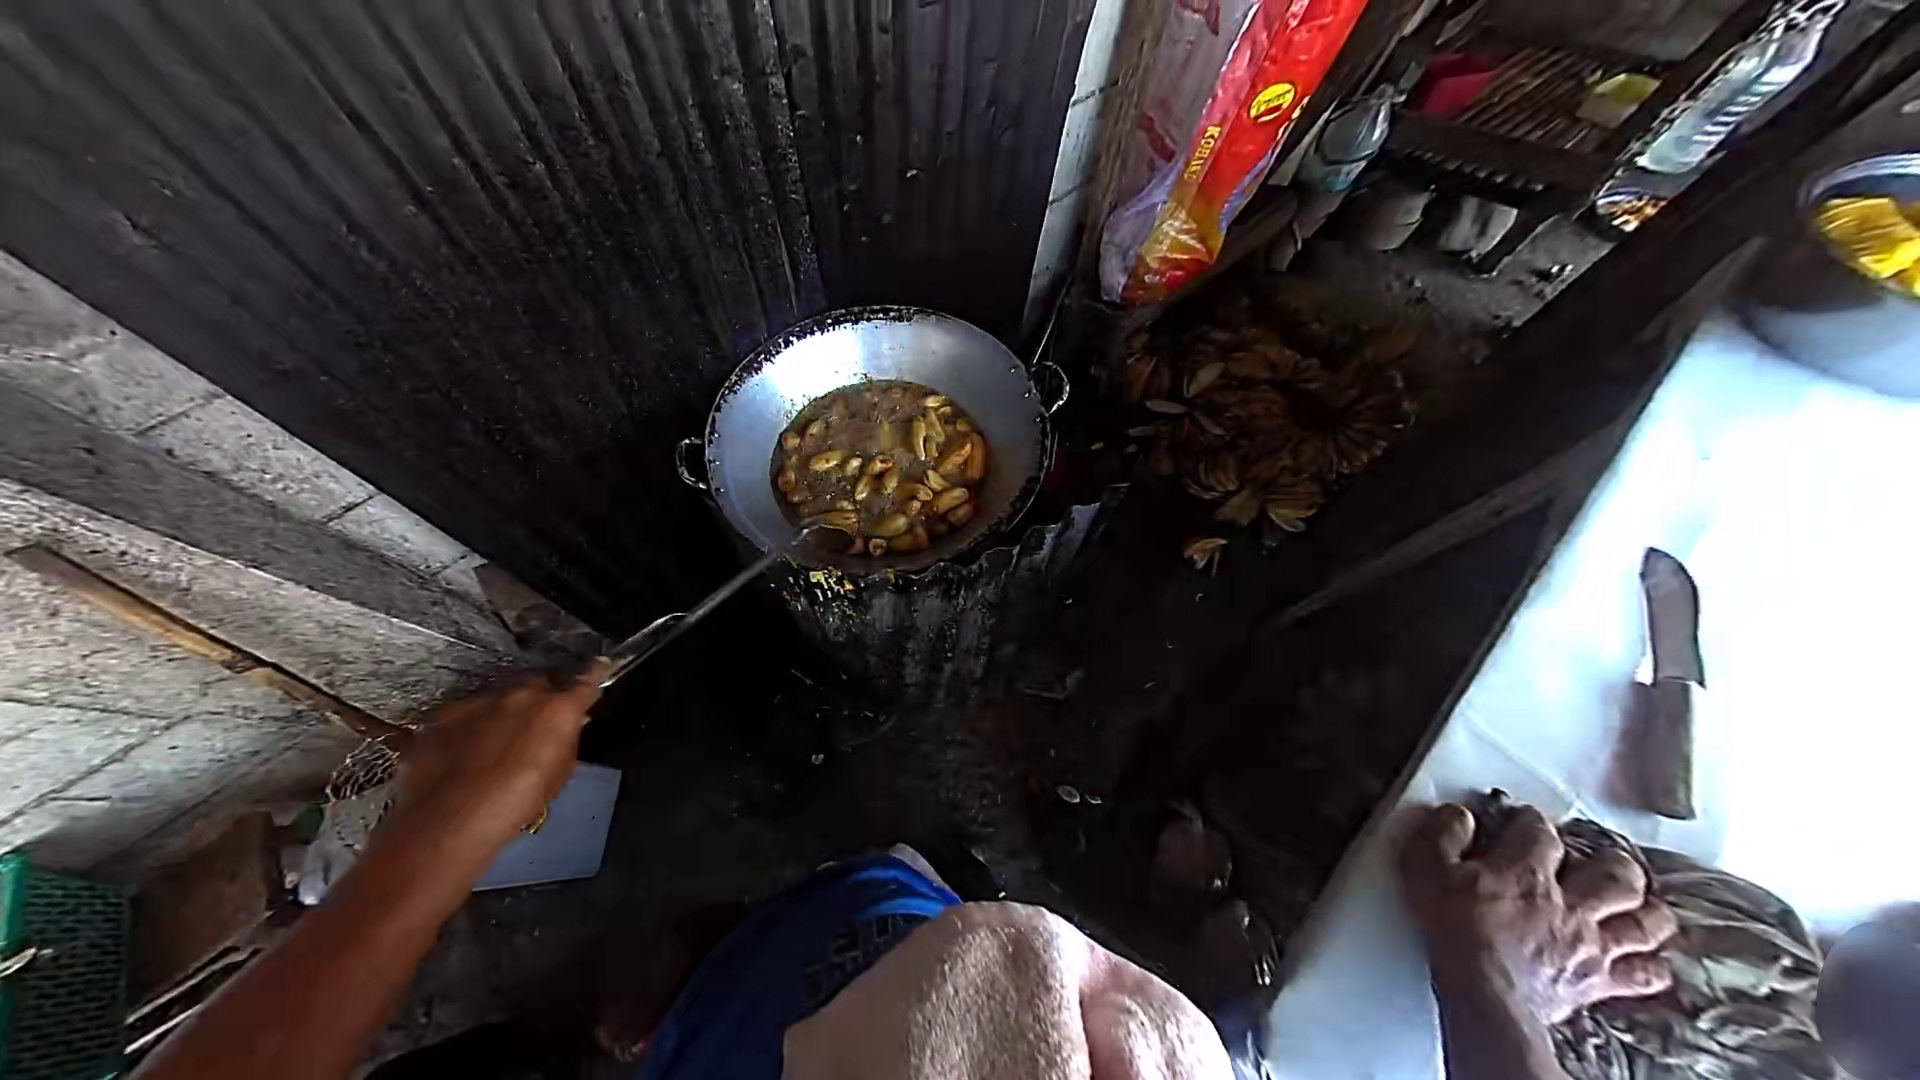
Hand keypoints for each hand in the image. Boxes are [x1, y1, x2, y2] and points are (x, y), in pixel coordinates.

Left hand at [392, 662, 610, 862]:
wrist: (452, 820)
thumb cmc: (522, 799)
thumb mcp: (562, 770)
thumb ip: (566, 738)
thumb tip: (564, 728)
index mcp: (559, 706)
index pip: (587, 679)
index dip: (595, 673)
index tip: (599, 667)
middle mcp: (522, 694)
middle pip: (540, 682)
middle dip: (543, 695)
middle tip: (539, 719)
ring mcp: (479, 702)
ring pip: (500, 696)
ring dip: (506, 710)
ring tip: (498, 739)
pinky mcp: (443, 717)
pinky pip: (465, 715)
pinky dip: (471, 726)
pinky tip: (463, 752)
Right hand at [1399, 802, 1677, 1024]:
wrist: (1482, 991)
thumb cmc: (1454, 927)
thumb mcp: (1428, 866)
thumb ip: (1443, 834)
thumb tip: (1459, 814)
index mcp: (1525, 871)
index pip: (1540, 832)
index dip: (1532, 820)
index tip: (1524, 818)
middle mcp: (1568, 904)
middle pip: (1615, 875)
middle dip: (1614, 861)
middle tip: (1603, 856)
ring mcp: (1591, 944)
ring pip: (1645, 922)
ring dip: (1647, 908)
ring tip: (1639, 899)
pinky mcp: (1600, 981)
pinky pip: (1646, 975)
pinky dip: (1652, 964)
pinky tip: (1647, 958)